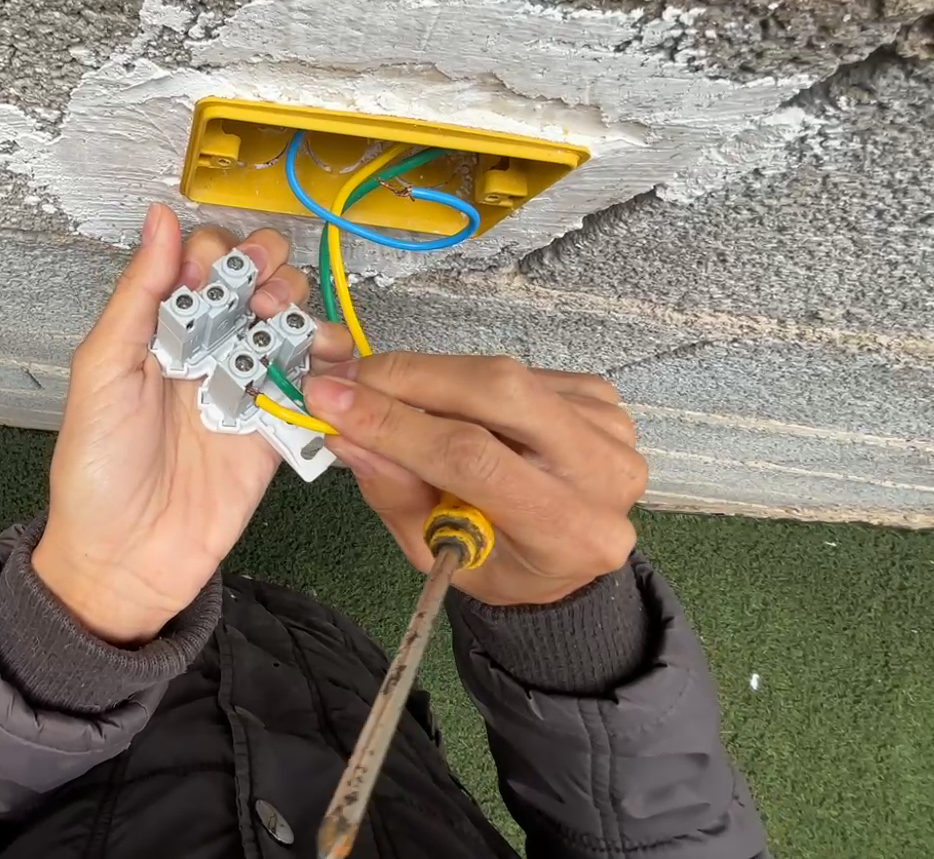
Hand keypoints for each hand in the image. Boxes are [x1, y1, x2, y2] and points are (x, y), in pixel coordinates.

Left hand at [34, 204, 353, 643]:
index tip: (214, 276)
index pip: (204, 259)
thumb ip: (139, 294)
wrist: (126, 558)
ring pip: (292, 320)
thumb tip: (159, 217)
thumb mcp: (102, 371)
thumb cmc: (97, 466)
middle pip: (257, 279)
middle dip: (270, 270)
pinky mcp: (277, 426)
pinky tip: (322, 362)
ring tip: (287, 328)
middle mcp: (208, 346)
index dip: (217, 254)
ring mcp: (246, 384)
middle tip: (260, 298)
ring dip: (301, 308)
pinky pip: (317, 381)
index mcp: (162, 326)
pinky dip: (332, 363)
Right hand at [304, 354, 645, 605]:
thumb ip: (392, 492)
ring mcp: (608, 426)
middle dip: (406, 377)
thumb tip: (344, 432)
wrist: (559, 554)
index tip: (325, 399)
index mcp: (569, 532)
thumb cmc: (493, 563)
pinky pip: (509, 370)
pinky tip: (437, 402)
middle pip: (497, 391)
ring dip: (423, 375)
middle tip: (342, 378)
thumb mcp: (433, 552)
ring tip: (374, 391)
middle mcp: (603, 472)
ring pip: (499, 372)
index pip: (471, 458)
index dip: (392, 423)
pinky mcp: (597, 396)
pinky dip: (455, 378)